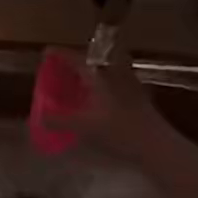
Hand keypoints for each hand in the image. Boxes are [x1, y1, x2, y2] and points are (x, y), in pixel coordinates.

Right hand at [29, 47, 183, 161]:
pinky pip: (116, 80)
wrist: (157, 146)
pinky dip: (104, 82)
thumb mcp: (82, 127)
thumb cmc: (118, 131)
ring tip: (80, 79)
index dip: (60, 54)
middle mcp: (116, 74)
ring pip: (109, 68)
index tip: (46, 51)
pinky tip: (97, 96)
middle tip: (67, 65)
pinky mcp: (139, 96)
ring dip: (94, 69)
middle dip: (81, 58)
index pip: (77, 58)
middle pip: (97, 58)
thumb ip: (58, 120)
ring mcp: (130, 84)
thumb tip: (40, 117)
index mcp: (100, 76)